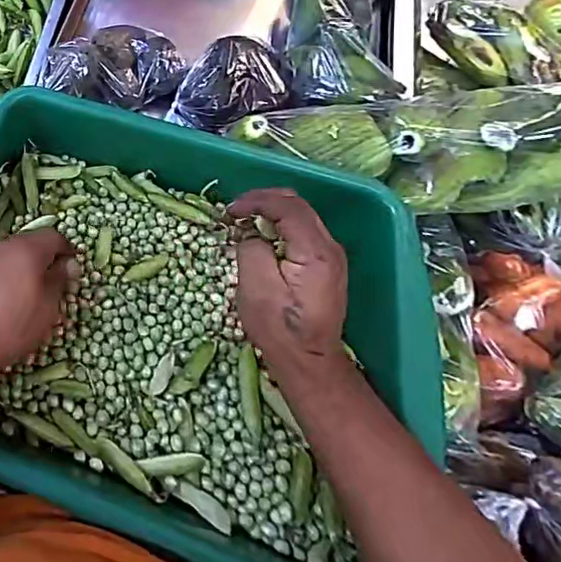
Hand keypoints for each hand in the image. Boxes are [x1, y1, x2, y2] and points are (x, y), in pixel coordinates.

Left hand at [0, 229, 78, 384]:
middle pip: (30, 242)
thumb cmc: (15, 326)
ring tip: (29, 290)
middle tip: (53, 280)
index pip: (53, 236)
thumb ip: (60, 280)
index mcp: (26, 249)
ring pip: (11, 253)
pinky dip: (6, 273)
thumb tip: (67, 263)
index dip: (66, 249)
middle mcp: (3, 246)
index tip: (73, 266)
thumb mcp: (48, 308)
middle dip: (44, 256)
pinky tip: (6, 296)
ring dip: (23, 265)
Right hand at [232, 188, 349, 383]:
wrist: (309, 361)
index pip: (287, 207)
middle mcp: (330, 247)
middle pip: (297, 204)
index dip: (256, 201)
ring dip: (270, 210)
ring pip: (300, 214)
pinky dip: (278, 223)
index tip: (229, 211)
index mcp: (315, 252)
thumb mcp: (256, 288)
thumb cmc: (279, 328)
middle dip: (262, 200)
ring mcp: (331, 255)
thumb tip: (251, 234)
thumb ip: (251, 250)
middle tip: (235, 211)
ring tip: (243, 220)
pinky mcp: (325, 264)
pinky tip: (260, 234)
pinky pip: (301, 229)